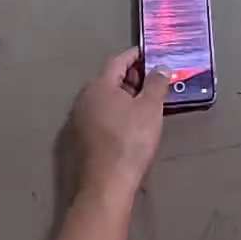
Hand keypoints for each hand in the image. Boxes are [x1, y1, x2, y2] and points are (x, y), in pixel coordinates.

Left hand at [63, 47, 167, 201]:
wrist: (106, 184)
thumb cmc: (130, 141)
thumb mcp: (150, 108)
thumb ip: (156, 83)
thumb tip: (160, 67)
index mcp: (99, 85)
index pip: (118, 60)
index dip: (136, 56)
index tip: (152, 56)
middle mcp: (84, 97)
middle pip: (110, 77)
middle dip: (132, 76)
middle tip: (154, 80)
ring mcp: (79, 117)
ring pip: (105, 97)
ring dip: (125, 94)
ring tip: (146, 101)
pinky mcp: (81, 136)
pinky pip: (101, 113)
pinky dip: (116, 110)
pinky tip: (131, 121)